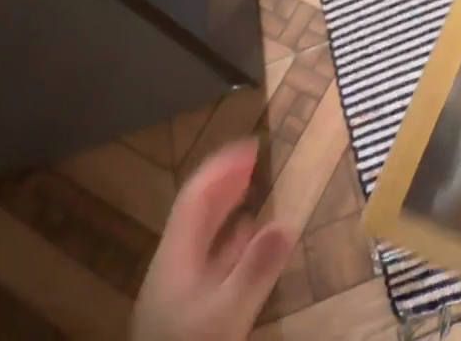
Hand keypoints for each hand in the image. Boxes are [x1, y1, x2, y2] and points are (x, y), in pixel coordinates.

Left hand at [132, 140, 294, 340]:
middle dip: (225, 182)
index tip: (251, 146)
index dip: (222, 168)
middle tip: (255, 159)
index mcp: (175, 258)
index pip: (196, 197)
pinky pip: (209, 261)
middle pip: (197, 213)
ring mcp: (178, 290)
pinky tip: (246, 243)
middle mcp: (174, 266)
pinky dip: (229, 242)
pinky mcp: (187, 310)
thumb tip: (287, 221)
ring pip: (202, 237)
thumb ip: (255, 269)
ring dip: (226, 209)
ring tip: (253, 190)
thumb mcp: (226, 313)